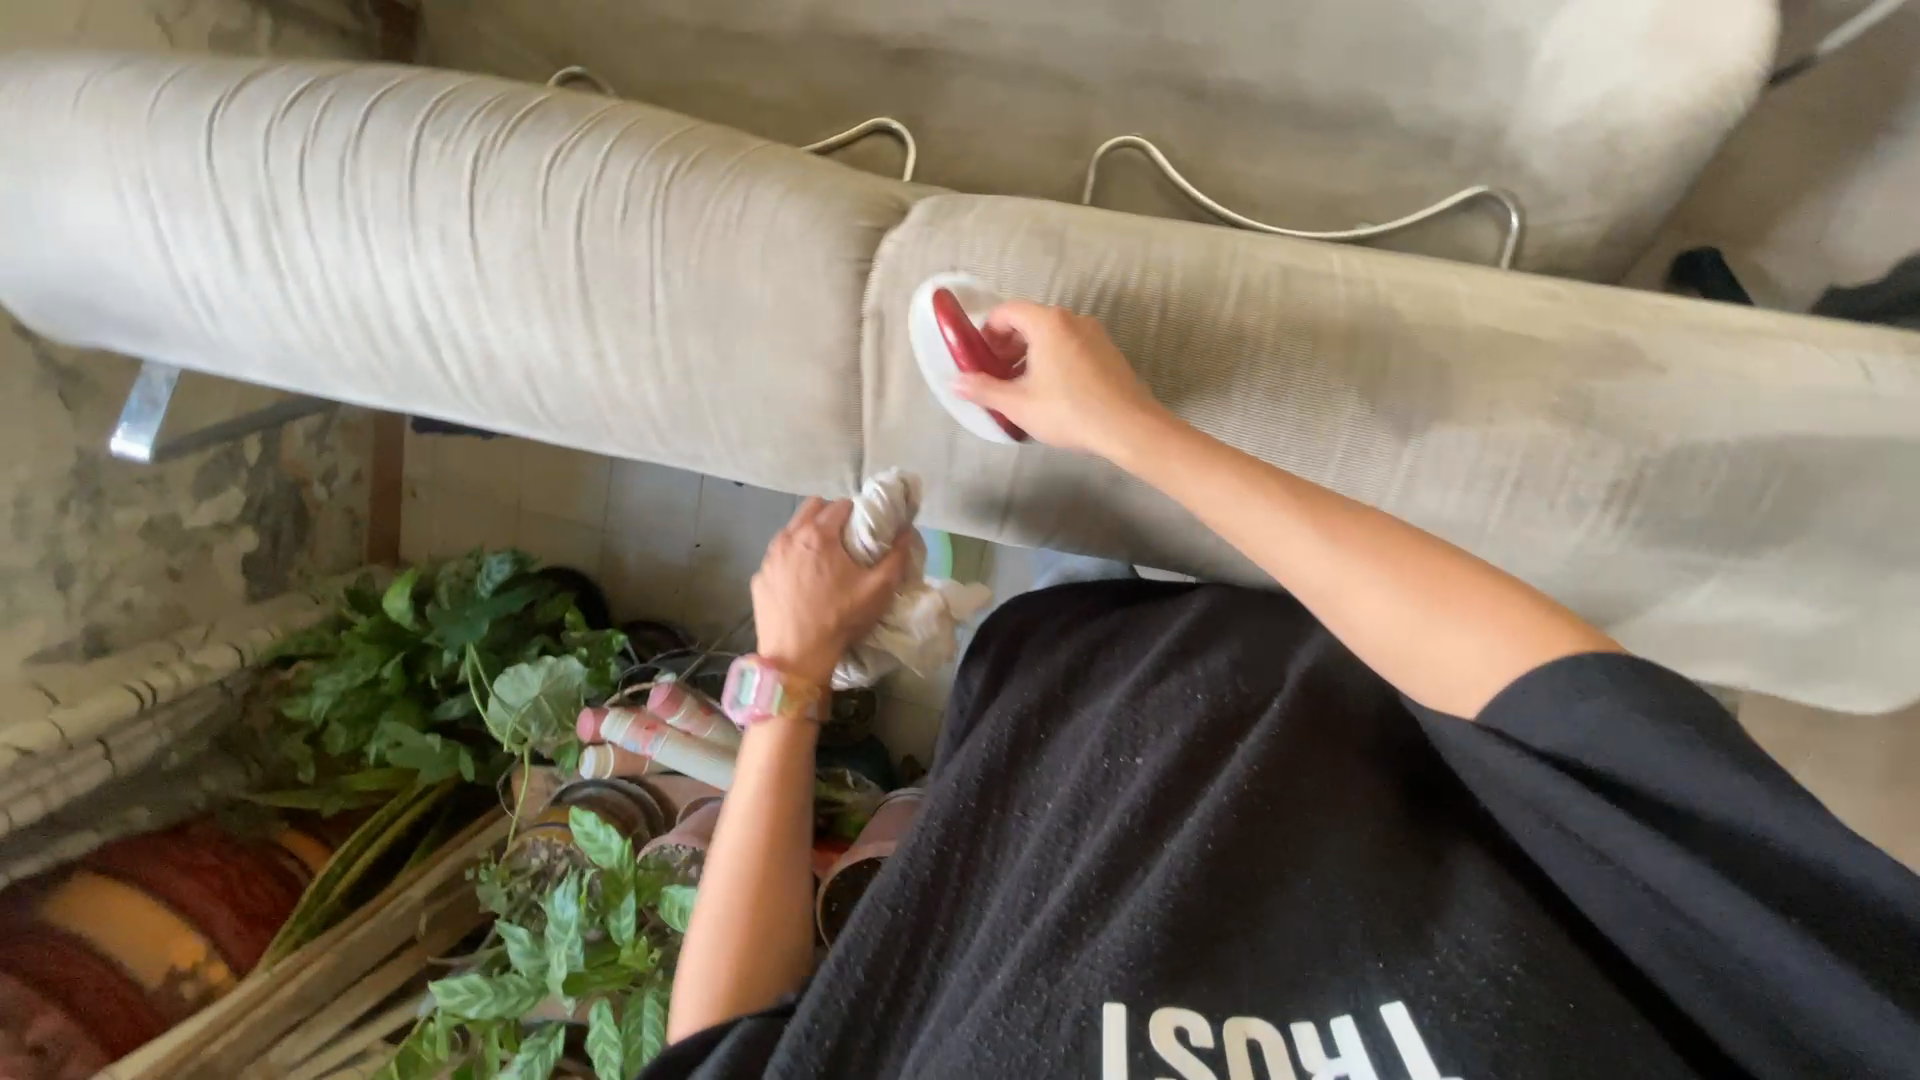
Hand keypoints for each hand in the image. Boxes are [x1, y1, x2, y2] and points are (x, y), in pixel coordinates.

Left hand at [750, 497, 912, 687]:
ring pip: (791, 529)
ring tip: (822, 560)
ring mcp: (769, 557)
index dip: (856, 514)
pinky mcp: (759, 576)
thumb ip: (896, 557)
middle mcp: (788, 538)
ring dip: (808, 534)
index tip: (864, 530)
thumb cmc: (840, 619)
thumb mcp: (878, 590)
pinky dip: (791, 559)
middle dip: (830, 515)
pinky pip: (777, 555)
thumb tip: (905, 533)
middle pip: (811, 507)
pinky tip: (801, 582)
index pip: (840, 505)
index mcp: (818, 535)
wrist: (796, 657)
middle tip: (844, 540)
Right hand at [953, 300, 1168, 457]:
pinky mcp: (1109, 352)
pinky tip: (1053, 393)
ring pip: (1052, 336)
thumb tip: (955, 382)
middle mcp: (1073, 320)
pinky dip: (1054, 360)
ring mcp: (1095, 334)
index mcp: (1047, 323)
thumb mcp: (1018, 404)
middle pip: (1030, 321)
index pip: (1007, 311)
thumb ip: (983, 389)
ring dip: (1031, 355)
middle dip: (1008, 346)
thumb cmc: (1068, 411)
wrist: (1128, 427)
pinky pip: (1072, 347)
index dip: (987, 333)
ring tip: (1024, 388)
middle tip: (999, 376)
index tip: (982, 359)